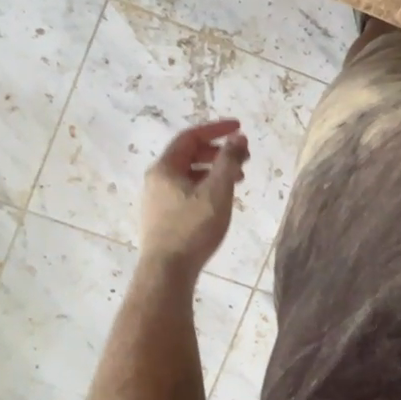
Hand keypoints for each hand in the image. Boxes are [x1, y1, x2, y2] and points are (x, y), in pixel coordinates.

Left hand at [139, 119, 249, 272]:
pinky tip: (221, 198)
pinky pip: (187, 189)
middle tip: (244, 157)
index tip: (240, 128)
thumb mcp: (217, 190)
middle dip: (218, 151)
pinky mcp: (163, 216)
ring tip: (238, 179)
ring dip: (215, 169)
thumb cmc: (193, 227)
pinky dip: (207, 184)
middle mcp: (157, 180)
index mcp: (165, 168)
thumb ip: (229, 160)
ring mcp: (158, 199)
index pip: (190, 137)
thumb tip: (238, 137)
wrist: (167, 271)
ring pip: (189, 173)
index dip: (216, 129)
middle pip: (189, 154)